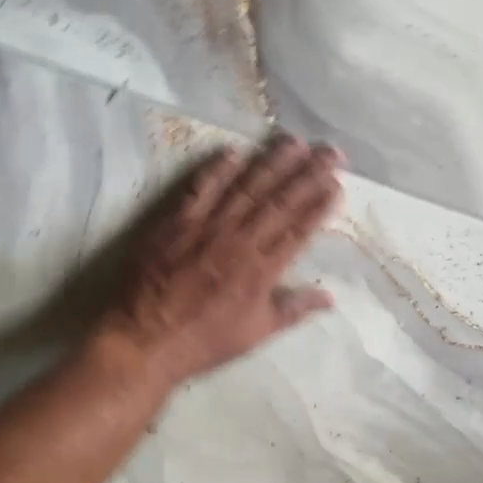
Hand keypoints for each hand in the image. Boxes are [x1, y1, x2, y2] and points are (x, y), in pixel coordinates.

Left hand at [94, 135, 344, 388]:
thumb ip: (293, 310)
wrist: (145, 338)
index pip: (298, 229)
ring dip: (271, 163)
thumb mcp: (255, 334)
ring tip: (294, 141)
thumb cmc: (203, 341)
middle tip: (331, 152)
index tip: (337, 183)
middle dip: (308, 174)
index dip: (319, 205)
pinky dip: (217, 170)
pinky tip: (234, 151)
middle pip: (279, 201)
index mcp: (262, 270)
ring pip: (246, 188)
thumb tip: (330, 297)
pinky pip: (200, 189)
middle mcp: (240, 241)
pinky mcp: (176, 222)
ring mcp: (207, 228)